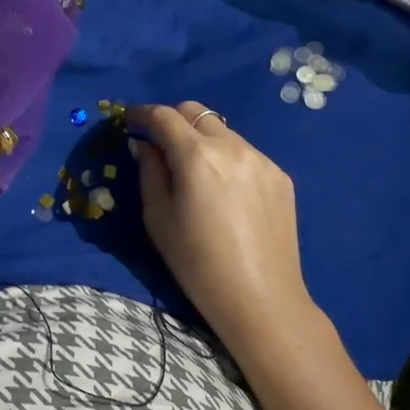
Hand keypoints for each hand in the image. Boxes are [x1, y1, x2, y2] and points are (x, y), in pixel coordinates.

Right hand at [132, 101, 313, 328]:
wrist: (261, 298)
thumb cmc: (197, 262)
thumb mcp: (158, 216)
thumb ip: (149, 171)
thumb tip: (145, 145)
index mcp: (197, 156)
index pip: (164, 115)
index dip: (141, 113)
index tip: (129, 119)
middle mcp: (232, 147)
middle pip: (195, 112)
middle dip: (172, 119)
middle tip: (158, 141)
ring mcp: (261, 159)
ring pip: (222, 131)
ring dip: (201, 138)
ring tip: (193, 170)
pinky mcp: (280, 176)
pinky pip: (245, 153)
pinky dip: (226, 158)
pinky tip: (224, 191)